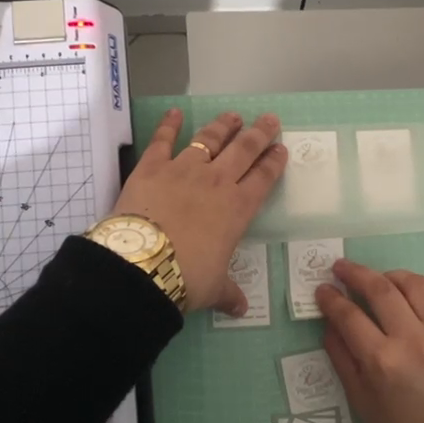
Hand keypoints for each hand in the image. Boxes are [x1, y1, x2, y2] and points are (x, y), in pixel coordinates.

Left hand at [110, 109, 286, 314]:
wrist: (142, 264)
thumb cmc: (187, 276)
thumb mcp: (214, 288)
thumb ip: (229, 293)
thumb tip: (241, 309)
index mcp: (237, 208)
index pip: (263, 178)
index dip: (274, 162)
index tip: (281, 149)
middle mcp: (216, 181)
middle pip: (243, 150)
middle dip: (259, 133)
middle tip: (270, 120)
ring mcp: (184, 169)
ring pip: (208, 139)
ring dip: (223, 126)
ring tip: (233, 116)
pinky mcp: (152, 166)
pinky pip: (162, 140)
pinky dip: (168, 125)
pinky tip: (174, 113)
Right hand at [317, 260, 423, 422]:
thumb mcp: (359, 398)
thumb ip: (341, 355)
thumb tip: (330, 321)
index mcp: (382, 361)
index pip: (349, 316)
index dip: (331, 299)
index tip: (323, 289)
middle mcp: (413, 341)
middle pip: (381, 290)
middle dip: (356, 274)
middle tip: (341, 268)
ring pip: (415, 285)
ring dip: (391, 276)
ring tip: (379, 279)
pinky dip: (418, 294)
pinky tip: (408, 299)